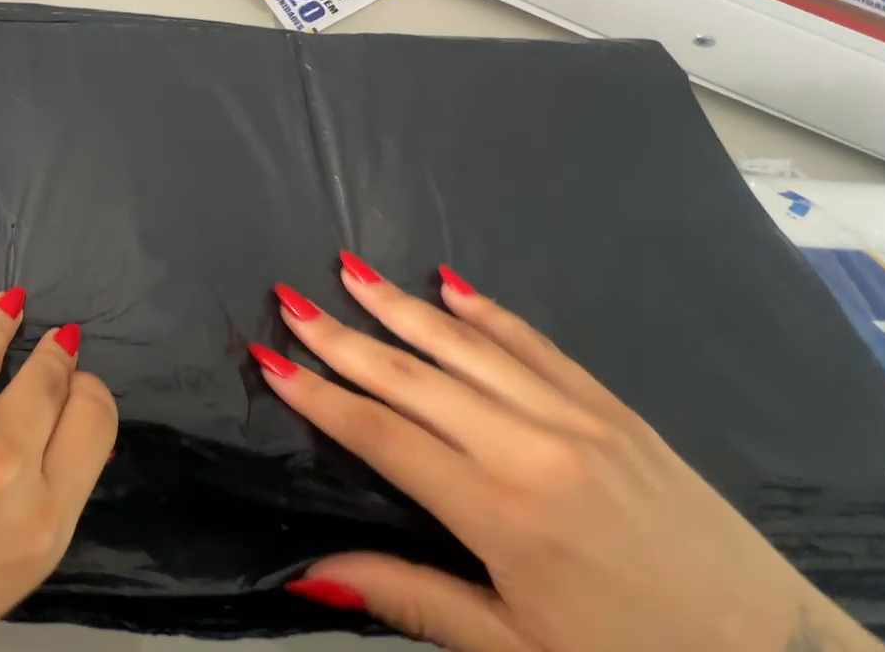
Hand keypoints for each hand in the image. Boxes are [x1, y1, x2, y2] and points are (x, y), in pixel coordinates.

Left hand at [0, 288, 116, 651]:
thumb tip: (34, 440)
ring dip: (3, 321)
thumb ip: (19, 511)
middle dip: (55, 355)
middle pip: (50, 377)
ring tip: (13, 305)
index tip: (80, 382)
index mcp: (32, 523)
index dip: (88, 396)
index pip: (92, 423)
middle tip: (58, 338)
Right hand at [251, 254, 884, 651]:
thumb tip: (309, 576)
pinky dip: (488, 312)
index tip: (269, 359)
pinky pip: (538, 345)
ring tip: (351, 270)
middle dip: (343, 336)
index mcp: (498, 512)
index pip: (381, 435)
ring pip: (468, 346)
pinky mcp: (615, 410)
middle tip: (291, 298)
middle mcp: (531, 449)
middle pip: (413, 377)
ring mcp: (578, 420)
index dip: (319, 396)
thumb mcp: (512, 647)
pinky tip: (451, 283)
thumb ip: (408, 597)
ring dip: (402, 306)